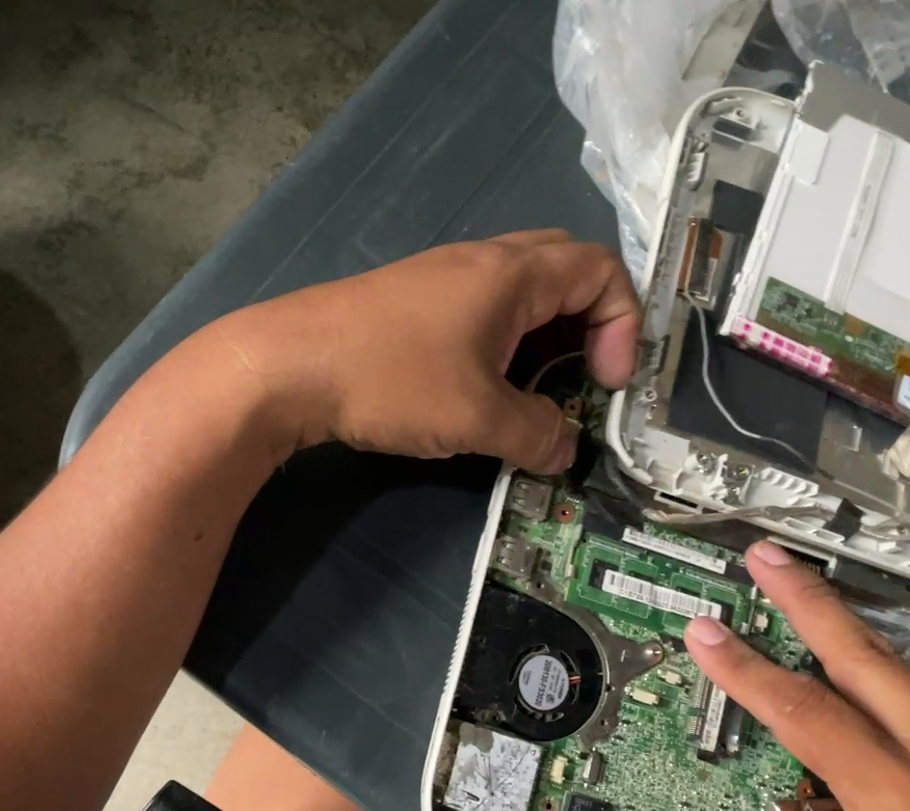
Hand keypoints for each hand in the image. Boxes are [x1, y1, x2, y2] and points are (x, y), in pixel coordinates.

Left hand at [209, 229, 638, 471]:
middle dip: (588, 323)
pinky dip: (501, 341)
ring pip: (518, 292)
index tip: (608, 383)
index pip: (601, 270)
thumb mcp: (476, 417)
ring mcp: (442, 276)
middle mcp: (483, 261)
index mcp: (513, 274)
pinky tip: (480, 385)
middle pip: (563, 270)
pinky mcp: (411, 301)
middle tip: (581, 376)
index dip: (622, 325)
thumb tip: (563, 450)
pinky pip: (480, 308)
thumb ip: (535, 434)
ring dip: (542, 336)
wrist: (288, 366)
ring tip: (534, 390)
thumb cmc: (392, 380)